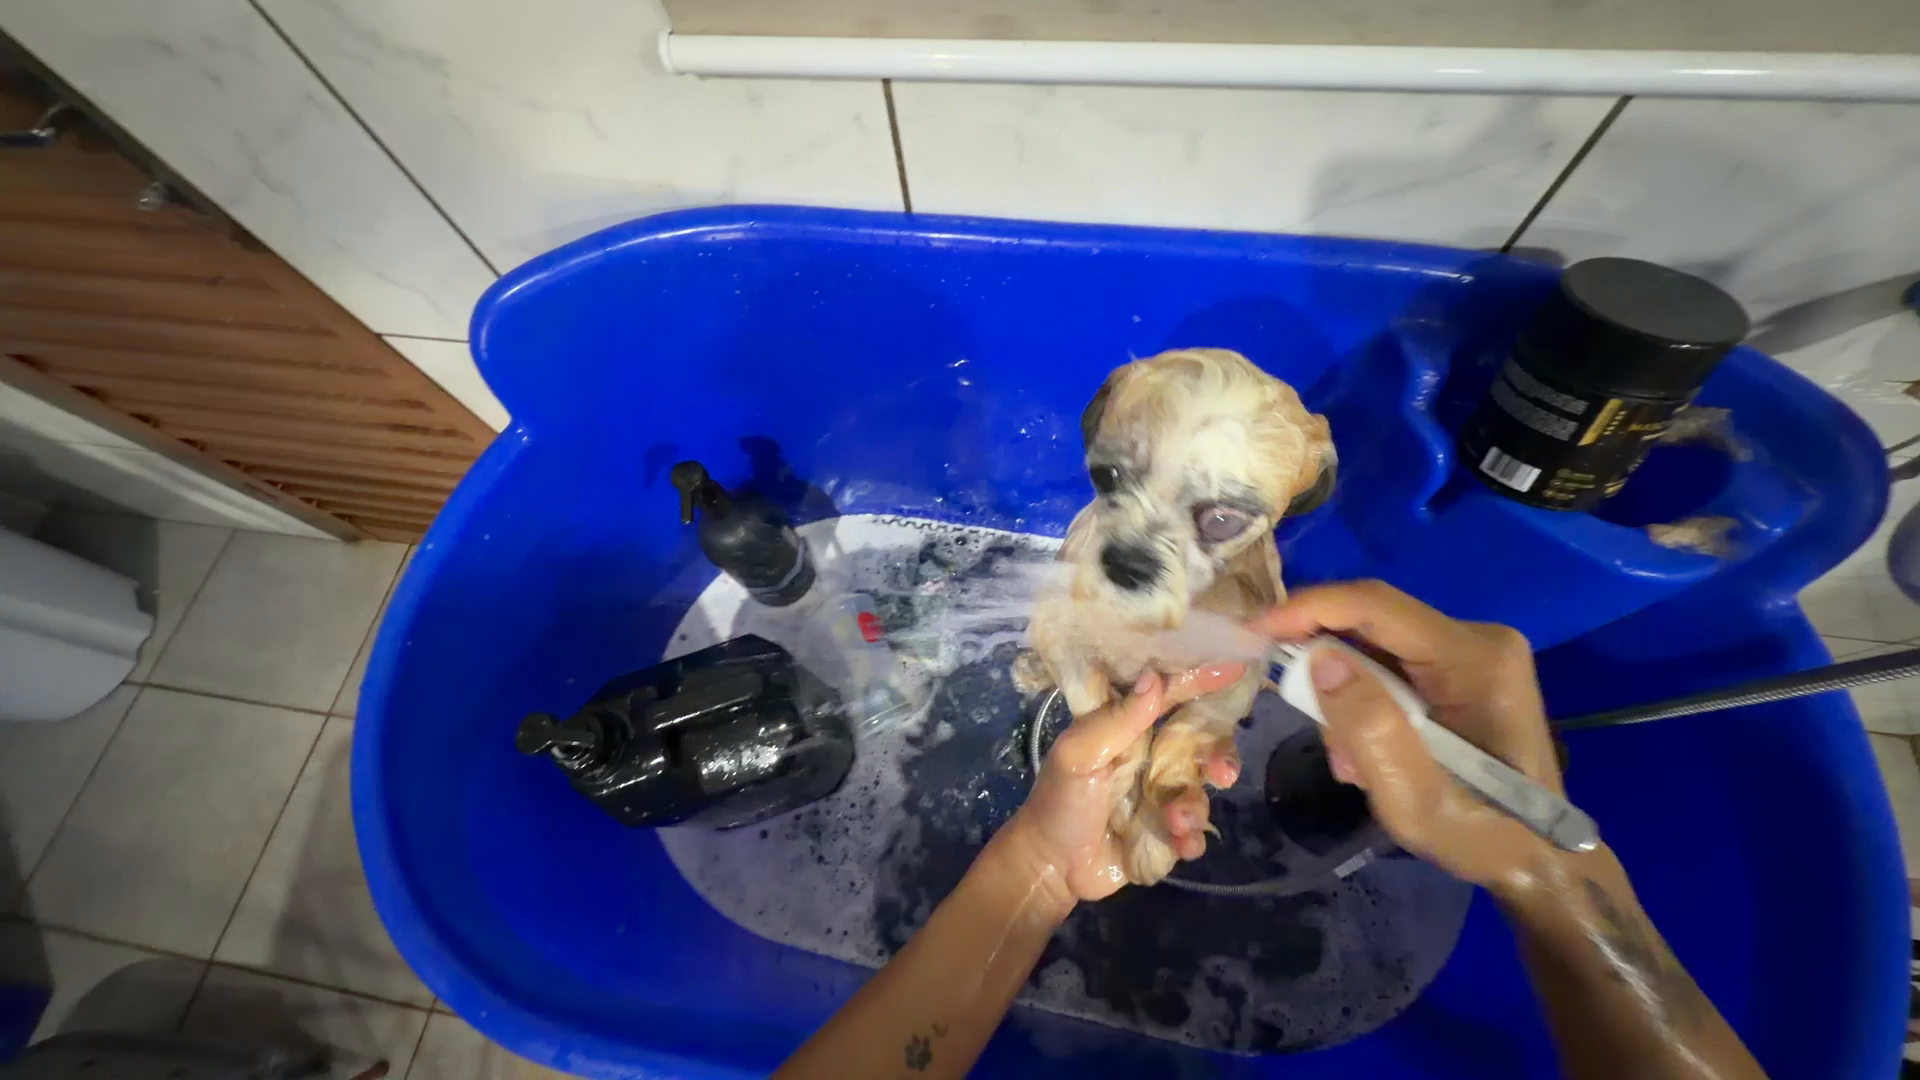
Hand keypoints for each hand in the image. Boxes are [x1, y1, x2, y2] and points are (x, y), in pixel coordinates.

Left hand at [993, 664, 1245, 906]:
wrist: (1053, 865)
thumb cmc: (1060, 799)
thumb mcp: (1081, 754)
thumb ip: (1119, 719)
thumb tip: (1153, 676)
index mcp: (1128, 726)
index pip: (1169, 694)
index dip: (1199, 680)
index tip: (1233, 669)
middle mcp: (1152, 755)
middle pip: (1203, 743)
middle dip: (1220, 755)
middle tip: (1222, 774)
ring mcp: (1162, 793)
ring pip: (1202, 789)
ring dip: (1195, 805)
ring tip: (1174, 822)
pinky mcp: (1168, 830)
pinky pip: (1197, 830)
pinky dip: (1193, 837)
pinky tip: (1179, 845)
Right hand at [1249, 581, 1560, 892]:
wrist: (1538, 859)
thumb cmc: (1479, 835)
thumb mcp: (1414, 798)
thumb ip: (1369, 728)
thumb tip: (1319, 659)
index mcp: (1474, 660)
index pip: (1374, 605)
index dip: (1306, 608)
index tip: (1251, 632)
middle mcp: (1475, 638)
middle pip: (1366, 621)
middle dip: (1322, 664)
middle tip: (1305, 719)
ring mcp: (1467, 649)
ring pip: (1367, 643)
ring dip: (1339, 691)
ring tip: (1348, 757)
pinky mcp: (1455, 664)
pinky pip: (1381, 660)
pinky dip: (1357, 697)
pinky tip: (1364, 746)